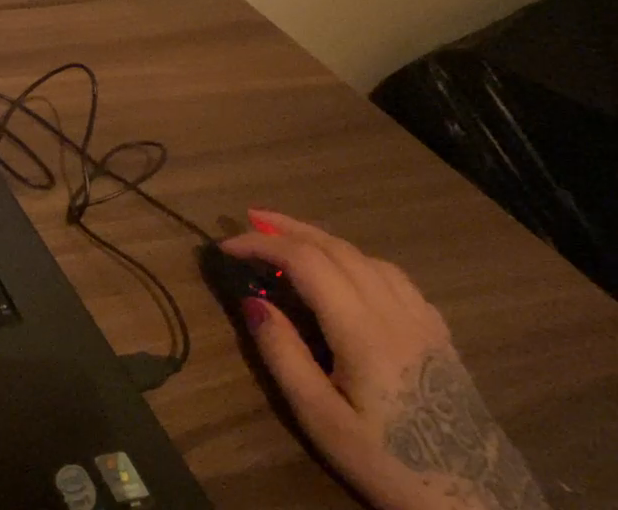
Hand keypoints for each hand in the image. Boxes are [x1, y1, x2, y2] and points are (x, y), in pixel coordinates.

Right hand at [222, 209, 547, 509]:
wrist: (477, 503)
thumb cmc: (385, 459)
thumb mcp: (319, 416)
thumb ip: (283, 354)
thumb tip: (252, 301)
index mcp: (364, 332)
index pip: (306, 262)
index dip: (261, 244)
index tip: (224, 247)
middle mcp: (397, 316)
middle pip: (339, 250)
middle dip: (289, 228)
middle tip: (248, 219)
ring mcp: (425, 325)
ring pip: (370, 259)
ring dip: (324, 240)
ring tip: (290, 240)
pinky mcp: (441, 338)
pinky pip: (396, 280)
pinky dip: (358, 261)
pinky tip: (345, 274)